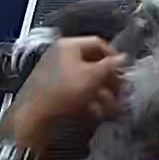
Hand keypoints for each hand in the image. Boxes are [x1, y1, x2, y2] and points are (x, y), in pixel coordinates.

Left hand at [1, 36, 125, 149]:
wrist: (33, 116)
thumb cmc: (66, 90)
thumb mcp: (93, 76)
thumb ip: (111, 65)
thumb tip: (125, 57)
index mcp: (69, 45)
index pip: (98, 43)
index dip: (114, 56)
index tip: (125, 71)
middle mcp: (62, 55)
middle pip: (93, 62)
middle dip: (110, 79)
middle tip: (122, 91)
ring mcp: (56, 73)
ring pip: (86, 80)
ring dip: (103, 93)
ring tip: (115, 107)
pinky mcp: (54, 90)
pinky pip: (76, 91)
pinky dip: (89, 100)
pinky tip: (100, 112)